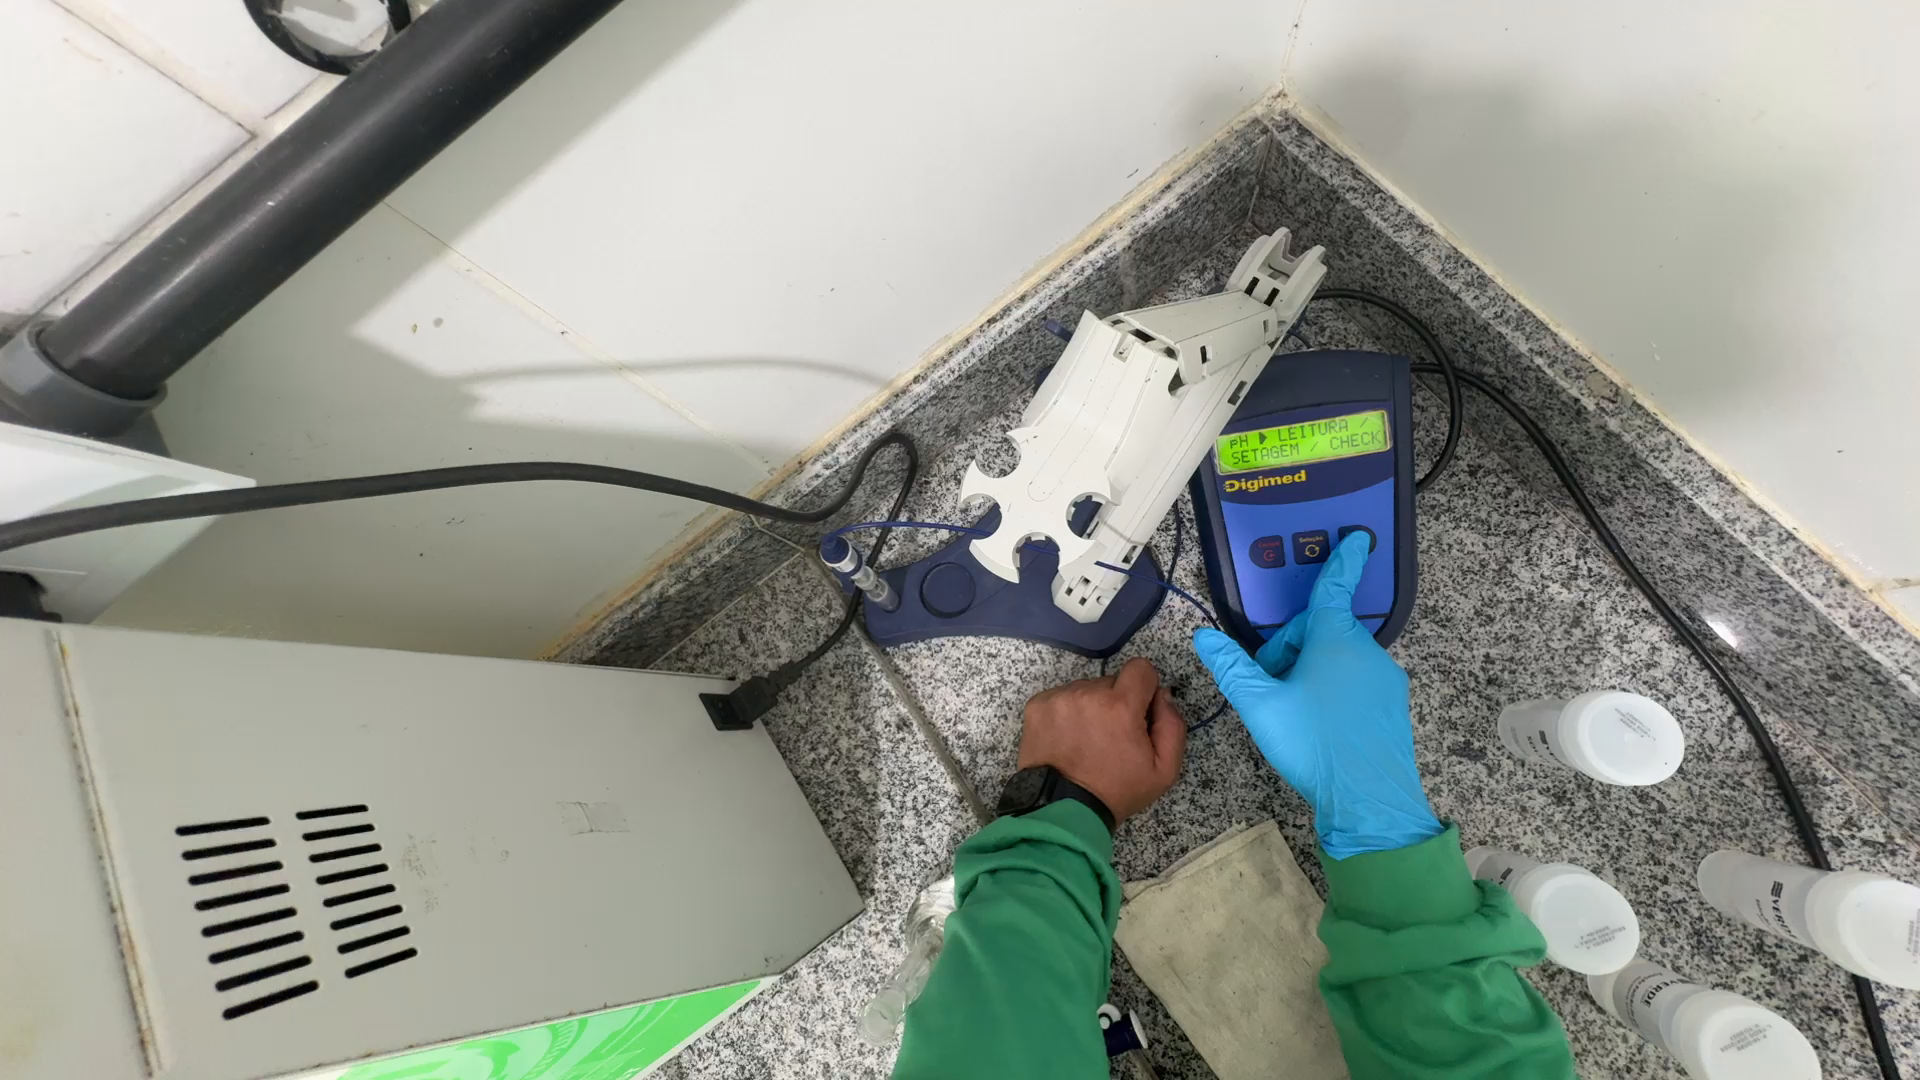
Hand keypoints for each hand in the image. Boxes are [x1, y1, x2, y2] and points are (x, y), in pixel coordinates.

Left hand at [1018, 657, 1187, 822]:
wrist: (1062, 810)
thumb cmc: (1116, 790)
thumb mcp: (1163, 770)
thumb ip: (1172, 725)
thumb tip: (1162, 694)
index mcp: (1119, 705)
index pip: (1140, 668)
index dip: (1145, 689)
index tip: (1139, 712)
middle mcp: (1087, 693)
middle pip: (1111, 682)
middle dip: (1116, 703)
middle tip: (1111, 737)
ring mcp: (1058, 698)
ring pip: (1086, 689)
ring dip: (1090, 707)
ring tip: (1086, 741)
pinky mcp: (1036, 705)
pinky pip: (1061, 697)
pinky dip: (1067, 713)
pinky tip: (1067, 739)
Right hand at [1193, 531, 1441, 858]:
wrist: (1369, 802)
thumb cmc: (1313, 744)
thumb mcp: (1259, 702)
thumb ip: (1230, 665)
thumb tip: (1204, 636)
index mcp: (1336, 641)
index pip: (1333, 589)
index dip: (1342, 561)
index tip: (1358, 538)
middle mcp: (1366, 653)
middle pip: (1320, 630)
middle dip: (1289, 647)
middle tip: (1268, 683)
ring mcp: (1383, 681)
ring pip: (1335, 656)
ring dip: (1305, 669)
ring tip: (1287, 707)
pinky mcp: (1389, 706)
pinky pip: (1352, 678)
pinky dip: (1327, 686)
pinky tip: (1313, 721)